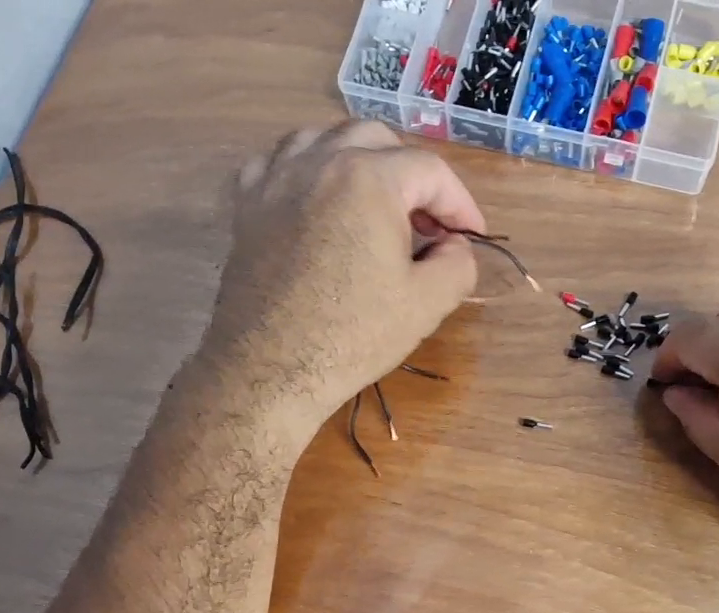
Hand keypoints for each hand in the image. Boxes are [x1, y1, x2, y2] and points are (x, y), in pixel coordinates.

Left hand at [197, 120, 485, 448]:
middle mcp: (320, 161)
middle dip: (412, 175)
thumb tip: (455, 245)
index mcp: (369, 180)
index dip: (460, 203)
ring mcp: (276, 177)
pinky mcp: (248, 204)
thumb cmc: (352, 336)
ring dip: (361, 163)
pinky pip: (280, 161)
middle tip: (427, 223)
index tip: (471, 236)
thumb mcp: (426, 305)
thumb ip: (459, 263)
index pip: (430, 171)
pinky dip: (309, 171)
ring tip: (377, 206)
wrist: (270, 368)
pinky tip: (320, 201)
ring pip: (326, 139)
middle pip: (378, 141)